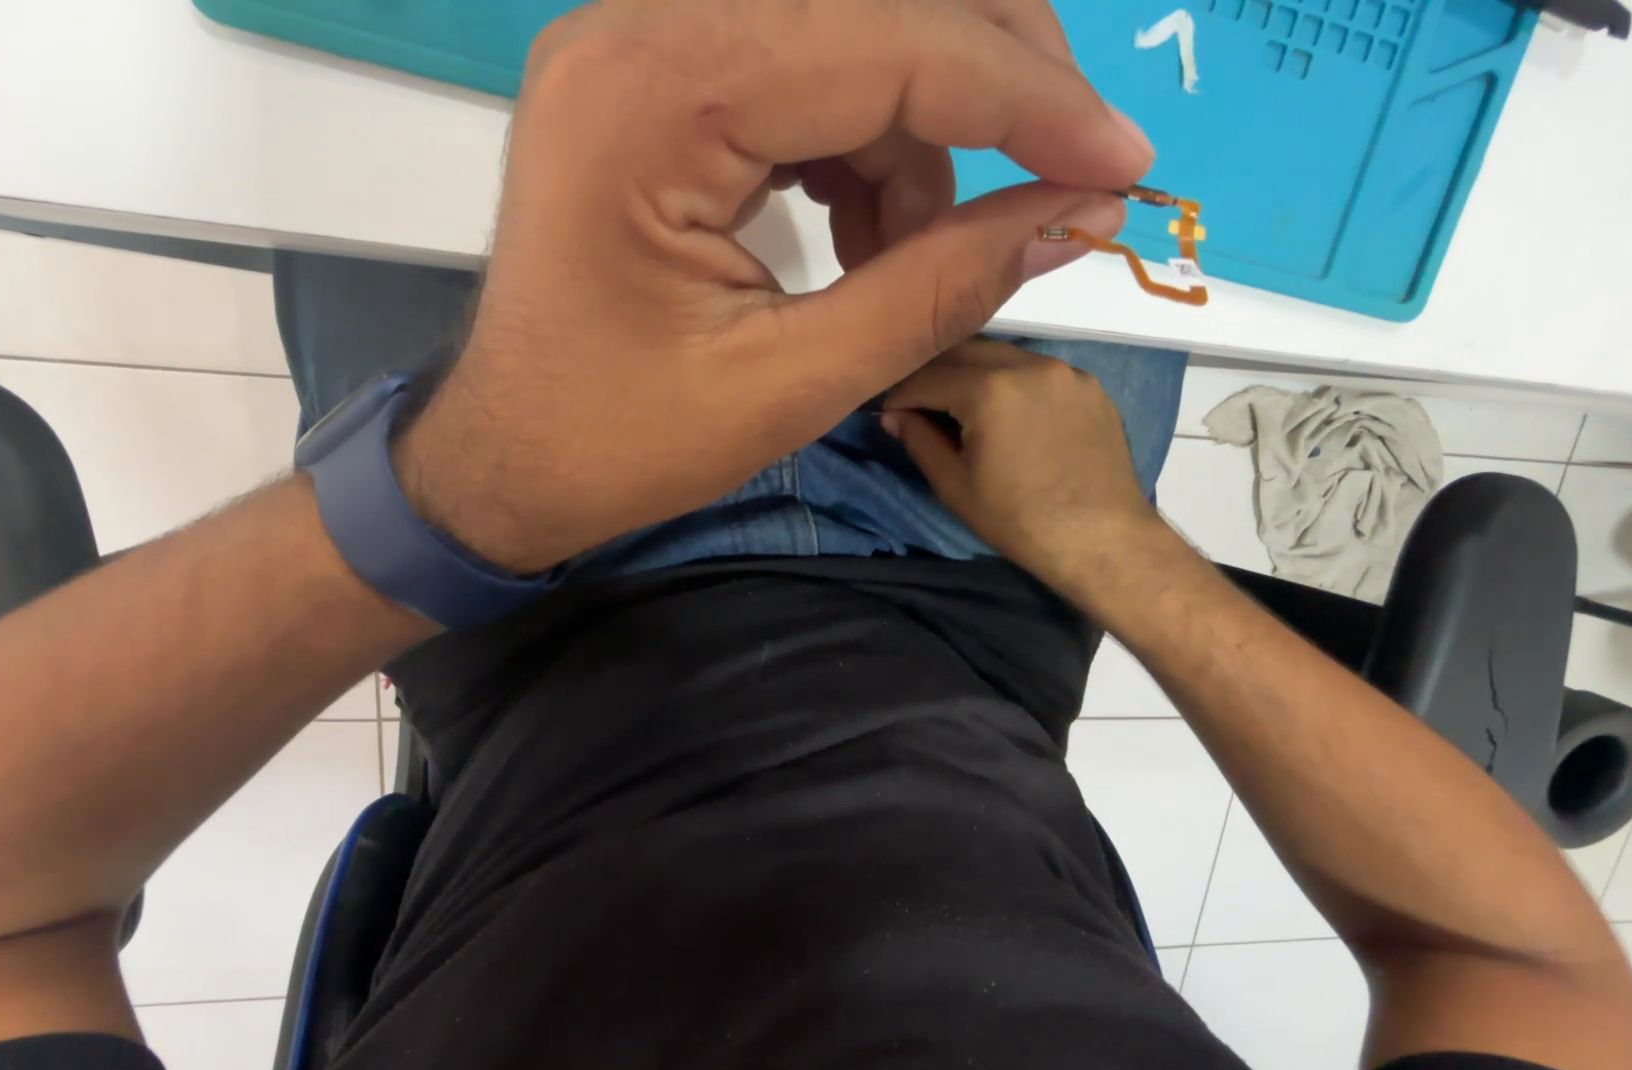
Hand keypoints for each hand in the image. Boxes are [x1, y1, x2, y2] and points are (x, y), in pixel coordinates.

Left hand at [399, 0, 1153, 573]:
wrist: (508, 461)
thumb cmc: (620, 445)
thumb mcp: (790, 385)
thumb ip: (939, 288)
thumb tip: (1079, 214)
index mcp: (653, 96)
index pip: (891, 40)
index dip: (1030, 100)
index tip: (1123, 168)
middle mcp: (637, 30)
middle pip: (874, 1)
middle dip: (990, 89)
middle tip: (1055, 187)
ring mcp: (638, 49)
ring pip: (847, 33)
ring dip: (919, 136)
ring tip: (911, 256)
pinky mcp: (652, 87)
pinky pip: (800, 73)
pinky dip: (862, 148)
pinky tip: (863, 236)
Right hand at [881, 338, 1167, 594]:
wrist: (1102, 538)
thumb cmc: (1017, 519)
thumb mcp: (954, 485)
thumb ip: (919, 440)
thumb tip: (892, 415)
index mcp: (989, 389)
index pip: (928, 377)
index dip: (899, 394)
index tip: (885, 410)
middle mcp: (1028, 364)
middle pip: (964, 350)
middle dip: (933, 371)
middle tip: (914, 400)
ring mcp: (1064, 371)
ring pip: (1003, 355)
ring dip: (971, 371)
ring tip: (956, 402)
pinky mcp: (1089, 386)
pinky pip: (1037, 371)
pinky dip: (1010, 381)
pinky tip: (1004, 411)